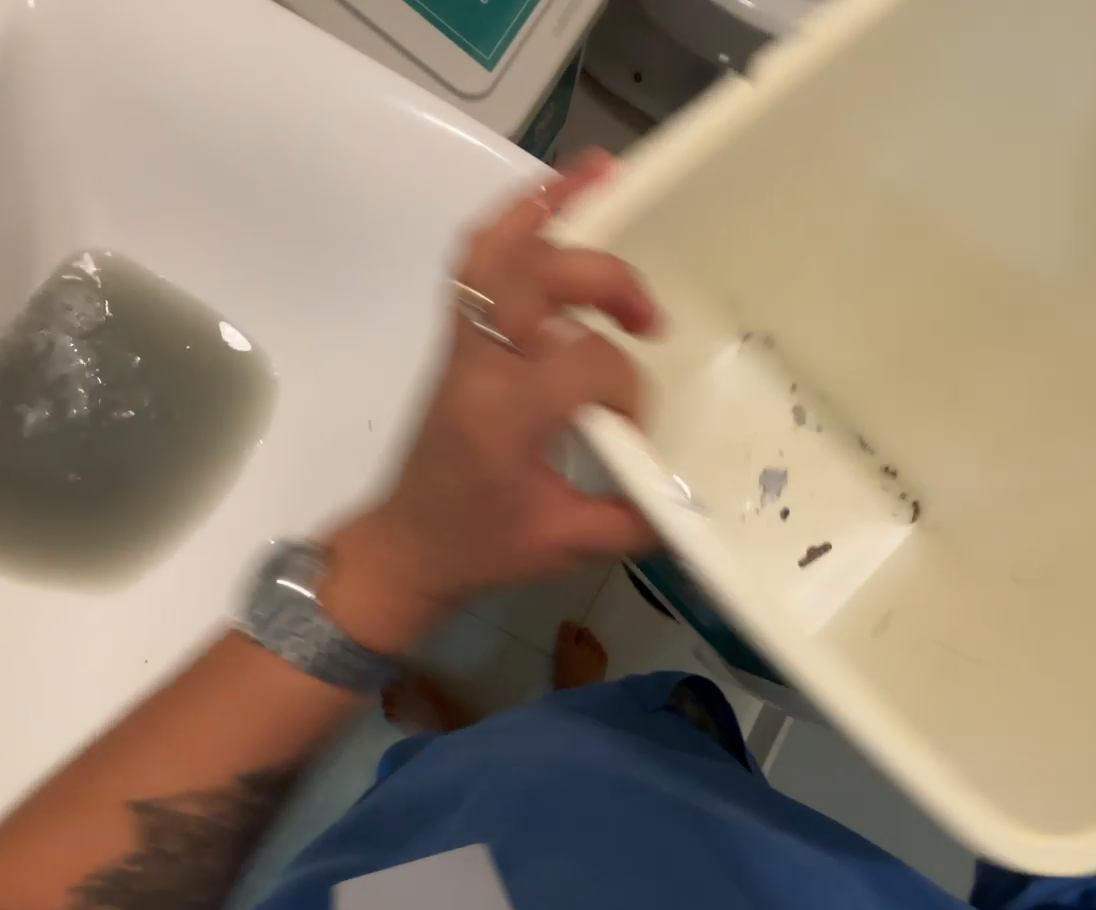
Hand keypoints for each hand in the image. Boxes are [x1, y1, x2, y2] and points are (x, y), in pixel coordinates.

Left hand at [323, 151, 662, 651]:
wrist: (406, 546)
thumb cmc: (480, 548)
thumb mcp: (564, 544)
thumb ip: (633, 519)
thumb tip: (689, 498)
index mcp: (506, 417)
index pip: (586, 363)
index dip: (627, 387)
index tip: (634, 426)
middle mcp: (478, 367)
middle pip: (539, 278)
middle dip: (607, 280)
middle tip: (648, 317)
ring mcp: (459, 346)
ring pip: (495, 251)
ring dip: (551, 207)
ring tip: (605, 176)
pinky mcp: (455, 341)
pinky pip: (477, 264)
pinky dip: (517, 222)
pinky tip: (556, 205)